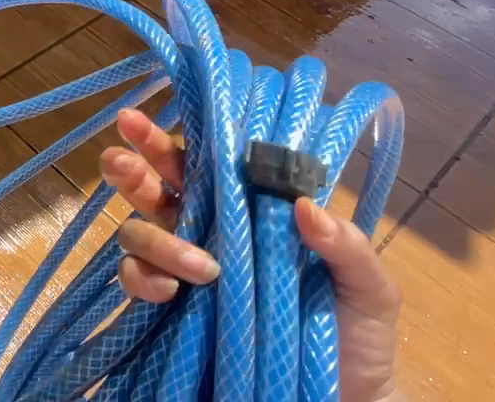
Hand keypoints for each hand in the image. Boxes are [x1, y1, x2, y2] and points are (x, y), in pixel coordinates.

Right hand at [98, 108, 403, 401]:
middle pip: (145, 185)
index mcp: (237, 209)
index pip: (192, 164)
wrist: (345, 401)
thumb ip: (348, 247)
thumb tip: (304, 205)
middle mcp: (196, 227)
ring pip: (134, 229)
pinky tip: (168, 291)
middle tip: (123, 163)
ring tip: (201, 266)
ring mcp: (176, 265)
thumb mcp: (370, 290)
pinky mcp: (164, 302)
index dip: (159, 140)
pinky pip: (133, 276)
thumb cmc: (355, 334)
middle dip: (128, 169)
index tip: (133, 120)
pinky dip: (143, 277)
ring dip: (154, 237)